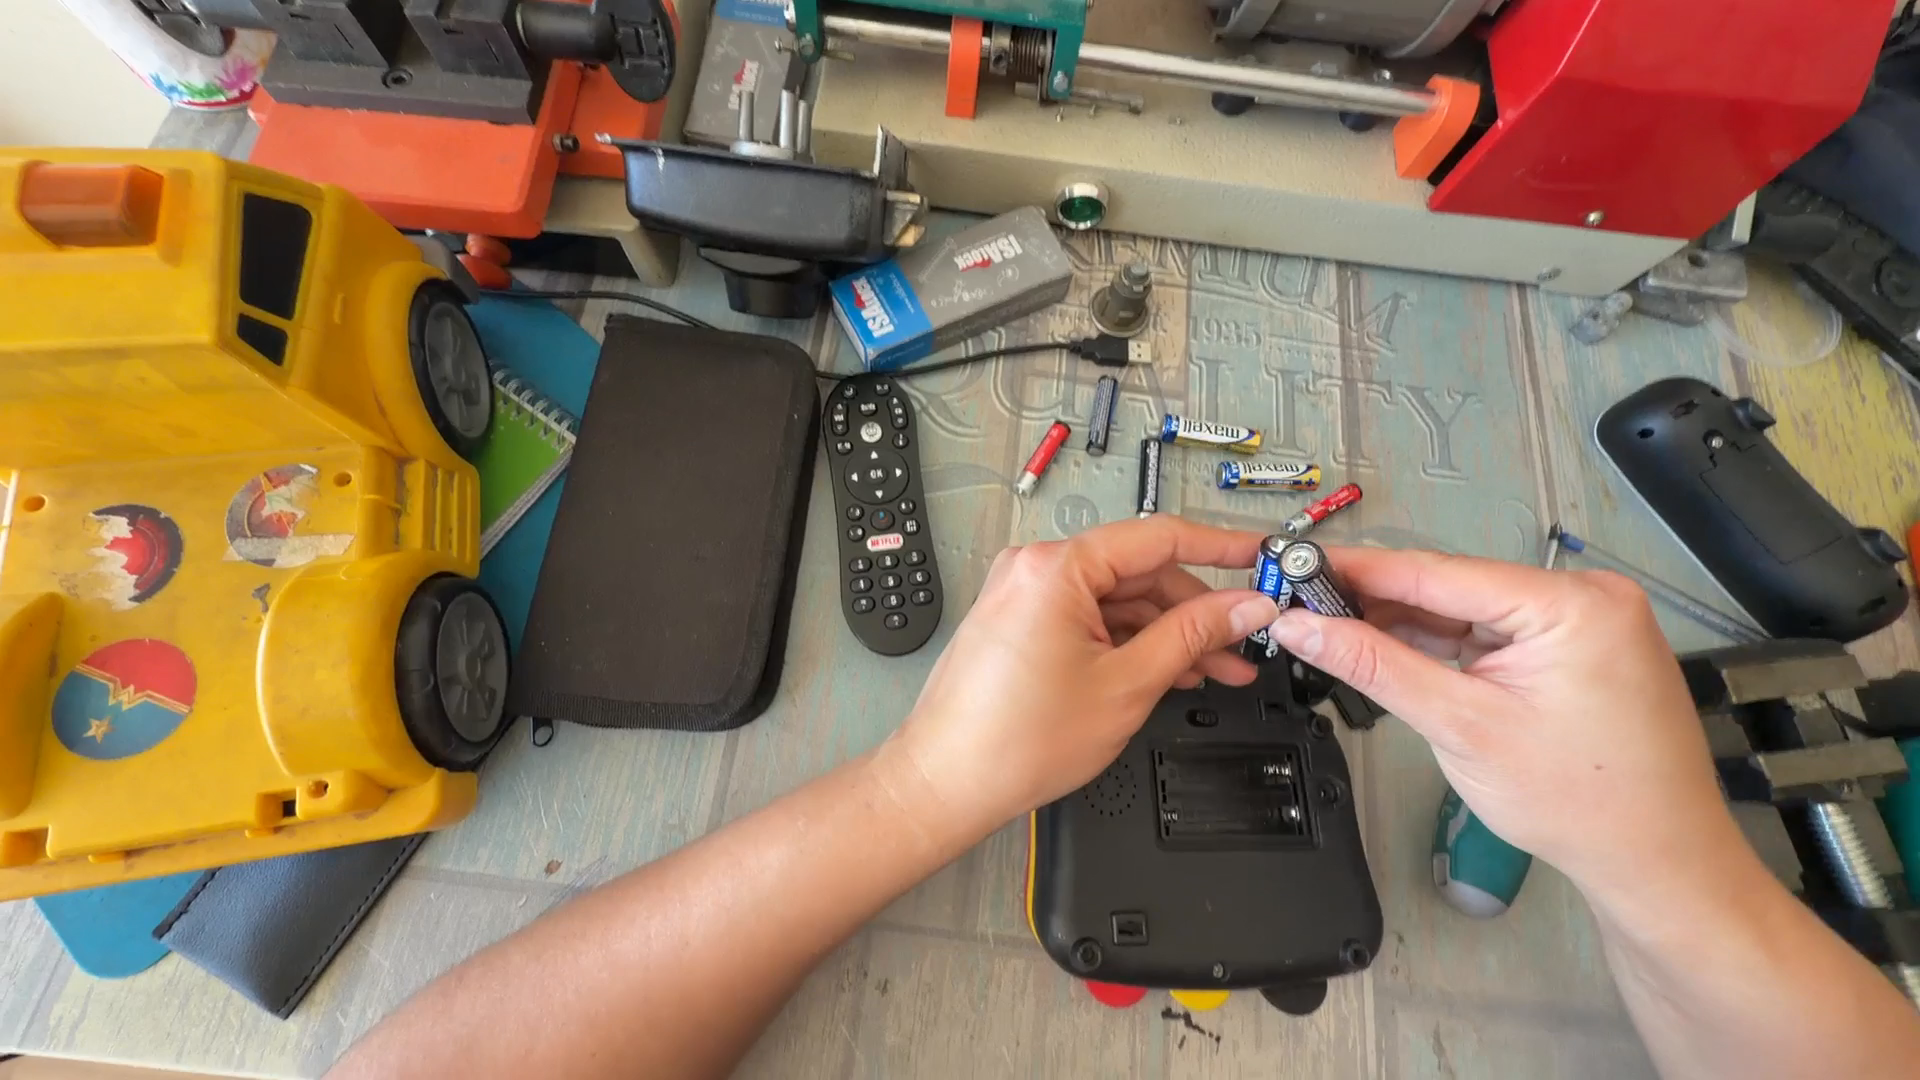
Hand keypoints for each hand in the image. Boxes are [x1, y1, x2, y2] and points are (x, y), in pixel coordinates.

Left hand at [885, 517, 1279, 837]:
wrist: (949, 781)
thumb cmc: (1017, 740)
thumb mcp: (1127, 684)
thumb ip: (1192, 635)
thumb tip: (1242, 607)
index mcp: (1057, 568)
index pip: (1158, 538)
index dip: (1220, 547)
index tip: (1260, 557)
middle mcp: (1036, 569)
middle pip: (1139, 573)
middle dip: (1196, 610)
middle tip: (1245, 639)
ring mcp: (1025, 595)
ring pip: (1117, 601)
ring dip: (1166, 633)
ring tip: (1217, 669)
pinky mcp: (1022, 621)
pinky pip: (1090, 619)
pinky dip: (1129, 642)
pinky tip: (1168, 669)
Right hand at [1263, 548, 1739, 896]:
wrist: (1657, 866)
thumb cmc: (1573, 800)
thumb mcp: (1458, 725)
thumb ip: (1371, 665)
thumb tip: (1296, 625)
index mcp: (1569, 603)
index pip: (1434, 572)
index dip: (1354, 570)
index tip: (1291, 568)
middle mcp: (1578, 596)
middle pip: (1446, 586)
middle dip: (1371, 599)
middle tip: (1299, 606)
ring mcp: (1574, 621)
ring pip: (1457, 607)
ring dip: (1395, 621)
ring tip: (1327, 628)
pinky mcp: (1563, 646)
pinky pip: (1479, 630)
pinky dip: (1430, 642)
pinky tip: (1381, 646)